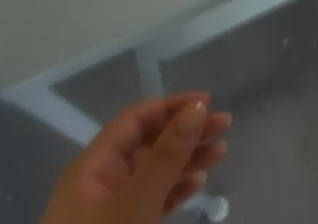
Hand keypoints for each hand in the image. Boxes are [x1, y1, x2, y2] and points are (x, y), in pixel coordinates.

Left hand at [40, 93, 231, 223]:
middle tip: (225, 128)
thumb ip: (166, 155)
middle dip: (185, 132)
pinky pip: (150, 199)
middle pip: (146, 144)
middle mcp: (97, 184)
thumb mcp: (136, 204)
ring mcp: (106, 213)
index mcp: (91, 169)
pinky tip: (197, 186)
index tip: (209, 104)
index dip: (171, 106)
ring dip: (186, 159)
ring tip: (221, 154)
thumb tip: (197, 107)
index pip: (134, 121)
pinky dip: (174, 189)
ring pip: (151, 172)